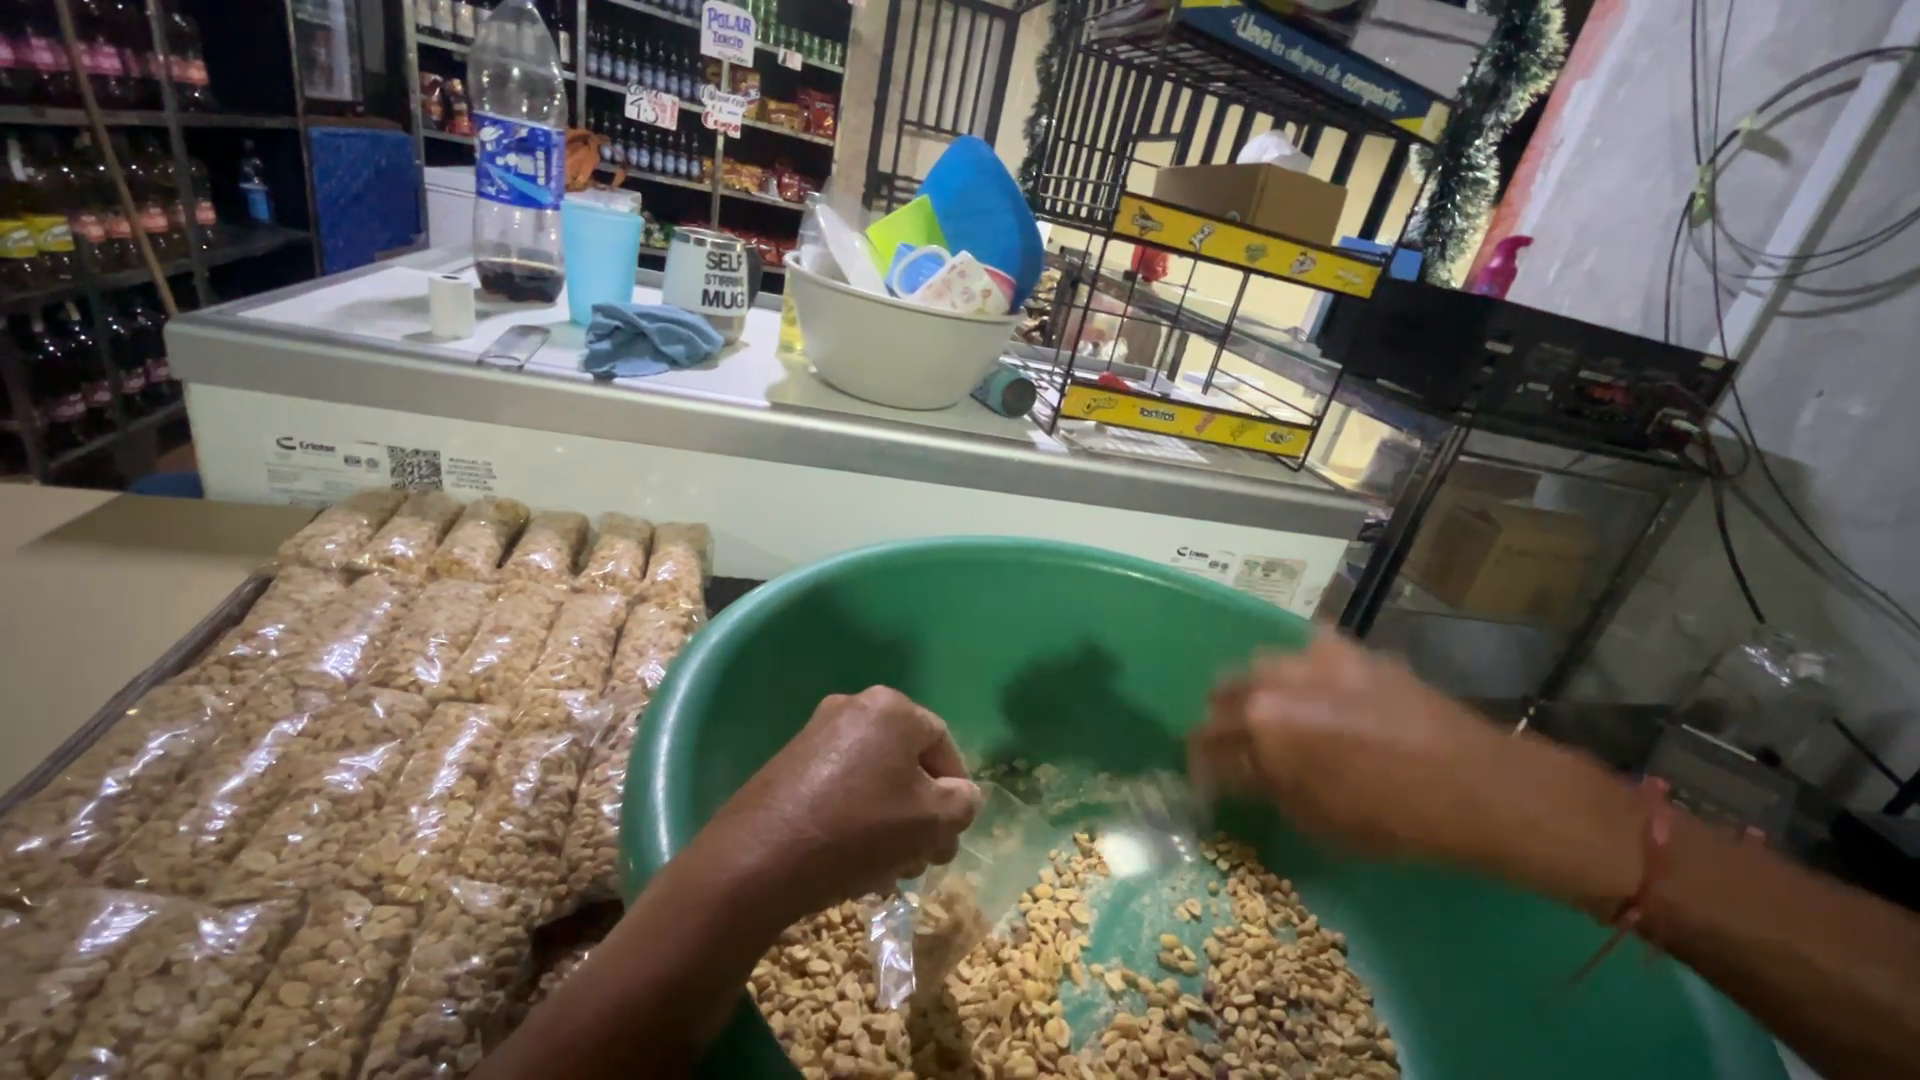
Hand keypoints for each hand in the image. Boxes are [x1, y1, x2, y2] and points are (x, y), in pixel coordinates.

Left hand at [704, 686, 982, 918]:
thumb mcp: (932, 821)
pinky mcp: (788, 766)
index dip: (957, 791)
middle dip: (922, 812)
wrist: (759, 859)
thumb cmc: (860, 830)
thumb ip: (963, 803)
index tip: (952, 834)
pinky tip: (856, 863)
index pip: (943, 745)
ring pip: (874, 780)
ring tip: (891, 871)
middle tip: (925, 858)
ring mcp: (815, 736)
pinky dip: (857, 820)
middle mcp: (852, 709)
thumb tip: (959, 796)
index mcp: (891, 708)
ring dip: (892, 822)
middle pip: (906, 762)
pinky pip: (841, 789)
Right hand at [1189, 632, 1511, 859]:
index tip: (1206, 780)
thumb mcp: (1314, 818)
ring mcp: (1317, 660)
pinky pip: (1312, 650)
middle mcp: (1278, 682)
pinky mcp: (1353, 651)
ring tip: (1273, 713)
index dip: (1202, 764)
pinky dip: (1306, 669)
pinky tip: (1319, 687)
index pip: (1207, 740)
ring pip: (1262, 665)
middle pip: (1224, 693)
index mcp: (1259, 726)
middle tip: (1236, 748)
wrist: (1474, 785)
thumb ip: (1266, 785)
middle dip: (1222, 721)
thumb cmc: (1391, 819)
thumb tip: (1243, 772)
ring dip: (1258, 690)